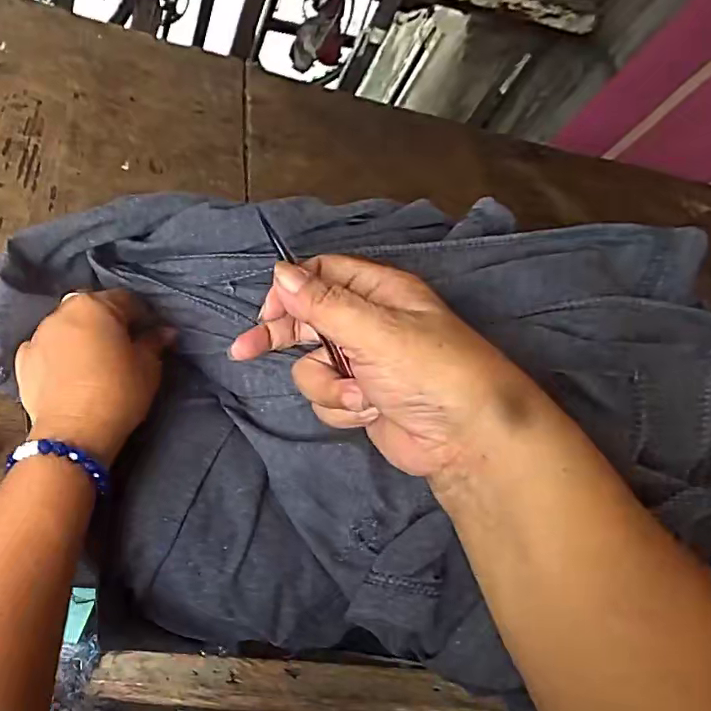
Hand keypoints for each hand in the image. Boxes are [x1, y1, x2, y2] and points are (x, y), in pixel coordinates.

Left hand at [17, 289, 172, 464]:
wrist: (72, 433)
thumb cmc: (117, 394)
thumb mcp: (147, 368)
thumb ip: (154, 343)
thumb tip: (163, 332)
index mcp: (95, 305)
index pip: (126, 301)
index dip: (142, 317)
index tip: (151, 335)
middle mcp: (62, 312)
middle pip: (91, 312)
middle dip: (107, 325)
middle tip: (122, 350)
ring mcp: (38, 336)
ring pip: (65, 329)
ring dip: (79, 340)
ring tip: (92, 365)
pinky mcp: (23, 362)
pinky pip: (44, 352)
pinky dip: (56, 357)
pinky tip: (66, 375)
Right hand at [228, 255, 551, 483]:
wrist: (467, 439)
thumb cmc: (432, 373)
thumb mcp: (375, 332)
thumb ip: (323, 304)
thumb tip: (280, 272)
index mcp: (378, 292)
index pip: (320, 276)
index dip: (290, 291)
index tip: (266, 313)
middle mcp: (367, 323)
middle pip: (306, 320)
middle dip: (280, 338)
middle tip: (244, 350)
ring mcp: (361, 362)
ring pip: (311, 367)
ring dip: (329, 386)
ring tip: (360, 396)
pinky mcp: (358, 397)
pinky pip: (324, 397)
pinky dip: (341, 407)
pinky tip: (369, 411)